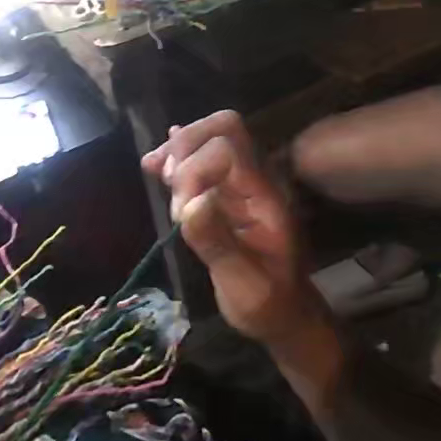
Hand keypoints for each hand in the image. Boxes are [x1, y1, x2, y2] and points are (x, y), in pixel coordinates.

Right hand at [141, 111, 323, 343]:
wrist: (284, 313)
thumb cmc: (268, 304)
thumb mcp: (243, 285)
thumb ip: (218, 243)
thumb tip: (191, 203)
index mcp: (263, 197)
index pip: (227, 150)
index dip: (194, 171)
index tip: (182, 212)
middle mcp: (254, 180)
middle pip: (223, 128)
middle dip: (185, 148)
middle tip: (167, 184)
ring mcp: (240, 182)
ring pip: (210, 136)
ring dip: (177, 149)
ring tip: (156, 173)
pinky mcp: (224, 189)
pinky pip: (203, 155)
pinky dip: (177, 155)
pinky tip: (156, 164)